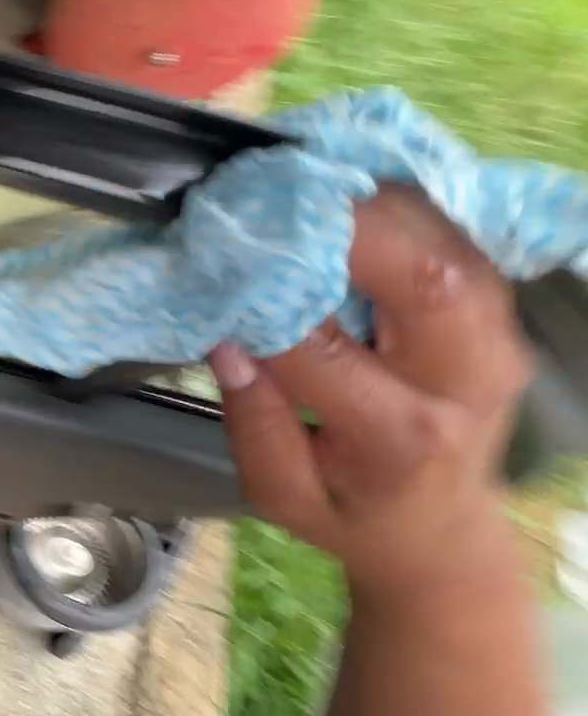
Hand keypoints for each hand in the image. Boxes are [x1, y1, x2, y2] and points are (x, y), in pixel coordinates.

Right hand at [208, 186, 533, 601]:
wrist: (439, 531)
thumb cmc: (347, 513)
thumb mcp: (278, 492)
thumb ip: (254, 425)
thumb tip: (229, 344)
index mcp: (400, 437)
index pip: (326, 355)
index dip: (269, 310)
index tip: (219, 273)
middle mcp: (465, 382)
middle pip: (432, 282)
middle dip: (353, 228)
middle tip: (277, 198)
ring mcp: (495, 346)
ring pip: (453, 251)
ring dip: (381, 209)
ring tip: (306, 184)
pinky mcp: (494, 322)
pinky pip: (456, 250)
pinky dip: (403, 215)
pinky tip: (349, 197)